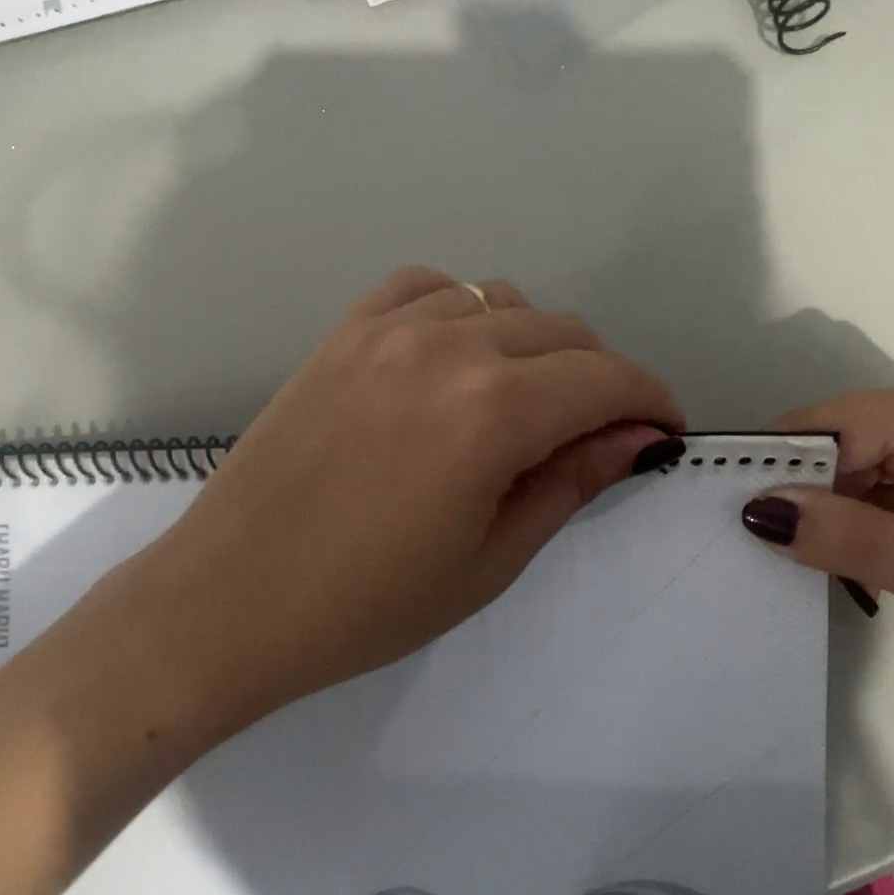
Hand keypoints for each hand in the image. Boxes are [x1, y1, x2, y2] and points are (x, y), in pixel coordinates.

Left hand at [122, 267, 684, 715]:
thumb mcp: (490, 560)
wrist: (230, 600)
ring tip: (527, 402)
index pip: (607, 380)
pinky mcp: (342, 332)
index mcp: (492, 411)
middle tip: (597, 436)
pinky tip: (456, 358)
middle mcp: (447, 345)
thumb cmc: (367, 606)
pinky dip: (463, 312)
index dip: (651, 401)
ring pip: (501, 300)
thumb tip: (637, 437)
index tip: (662, 430)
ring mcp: (386, 328)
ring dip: (537, 344)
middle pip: (564, 332)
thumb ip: (571, 483)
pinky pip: (427, 288)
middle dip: (601, 379)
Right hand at [742, 368, 893, 664]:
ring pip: (839, 461)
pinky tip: (855, 559)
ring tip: (819, 571)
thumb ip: (858, 540)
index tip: (727, 528)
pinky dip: (850, 517)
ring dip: (823, 514)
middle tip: (771, 566)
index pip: (824, 428)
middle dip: (796, 499)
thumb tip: (760, 511)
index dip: (771, 473)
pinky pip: (865, 475)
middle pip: (826, 441)